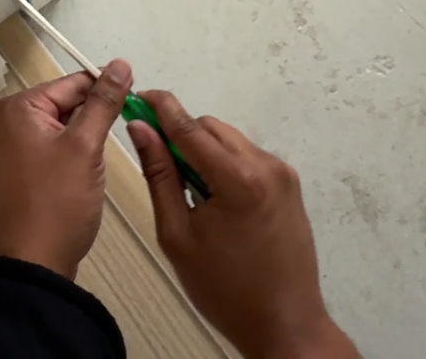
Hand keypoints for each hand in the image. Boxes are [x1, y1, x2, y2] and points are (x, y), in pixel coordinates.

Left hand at [0, 59, 132, 279]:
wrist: (36, 261)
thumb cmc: (58, 200)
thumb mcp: (85, 145)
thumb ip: (104, 102)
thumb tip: (120, 63)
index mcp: (21, 106)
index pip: (73, 82)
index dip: (106, 89)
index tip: (138, 98)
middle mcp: (15, 119)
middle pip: (69, 101)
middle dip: (97, 115)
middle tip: (126, 131)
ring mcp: (20, 144)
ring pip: (68, 125)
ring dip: (91, 135)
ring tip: (105, 155)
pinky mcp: (30, 166)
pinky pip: (61, 145)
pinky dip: (80, 151)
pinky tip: (91, 169)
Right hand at [128, 90, 358, 358]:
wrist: (287, 327)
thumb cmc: (224, 288)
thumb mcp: (177, 234)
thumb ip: (159, 174)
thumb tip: (140, 128)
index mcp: (237, 179)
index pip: (188, 125)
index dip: (159, 106)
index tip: (136, 97)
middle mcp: (265, 165)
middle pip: (209, 127)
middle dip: (181, 134)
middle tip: (159, 161)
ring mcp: (282, 173)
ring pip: (228, 138)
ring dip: (203, 148)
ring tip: (191, 190)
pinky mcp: (289, 183)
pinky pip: (246, 154)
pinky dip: (225, 162)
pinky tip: (216, 197)